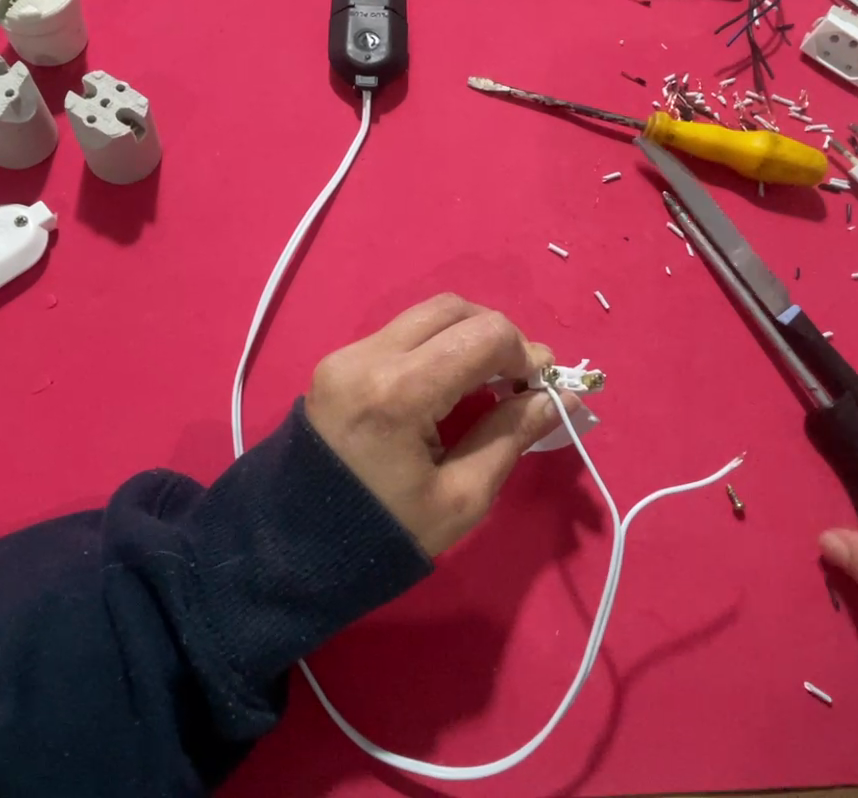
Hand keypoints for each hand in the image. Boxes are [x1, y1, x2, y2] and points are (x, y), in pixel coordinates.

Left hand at [305, 294, 574, 556]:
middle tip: (518, 380)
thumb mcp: (462, 498)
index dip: (525, 353)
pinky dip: (435, 347)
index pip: (483, 335)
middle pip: (452, 309)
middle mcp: (367, 356)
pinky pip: (399, 335)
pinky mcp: (336, 363)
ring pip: (423, 316)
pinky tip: (450, 386)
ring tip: (487, 383)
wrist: (297, 548)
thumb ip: (512, 436)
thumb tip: (560, 398)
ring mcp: (345, 355)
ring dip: (466, 337)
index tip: (541, 388)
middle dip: (497, 335)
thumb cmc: (386, 533)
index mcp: (398, 392)